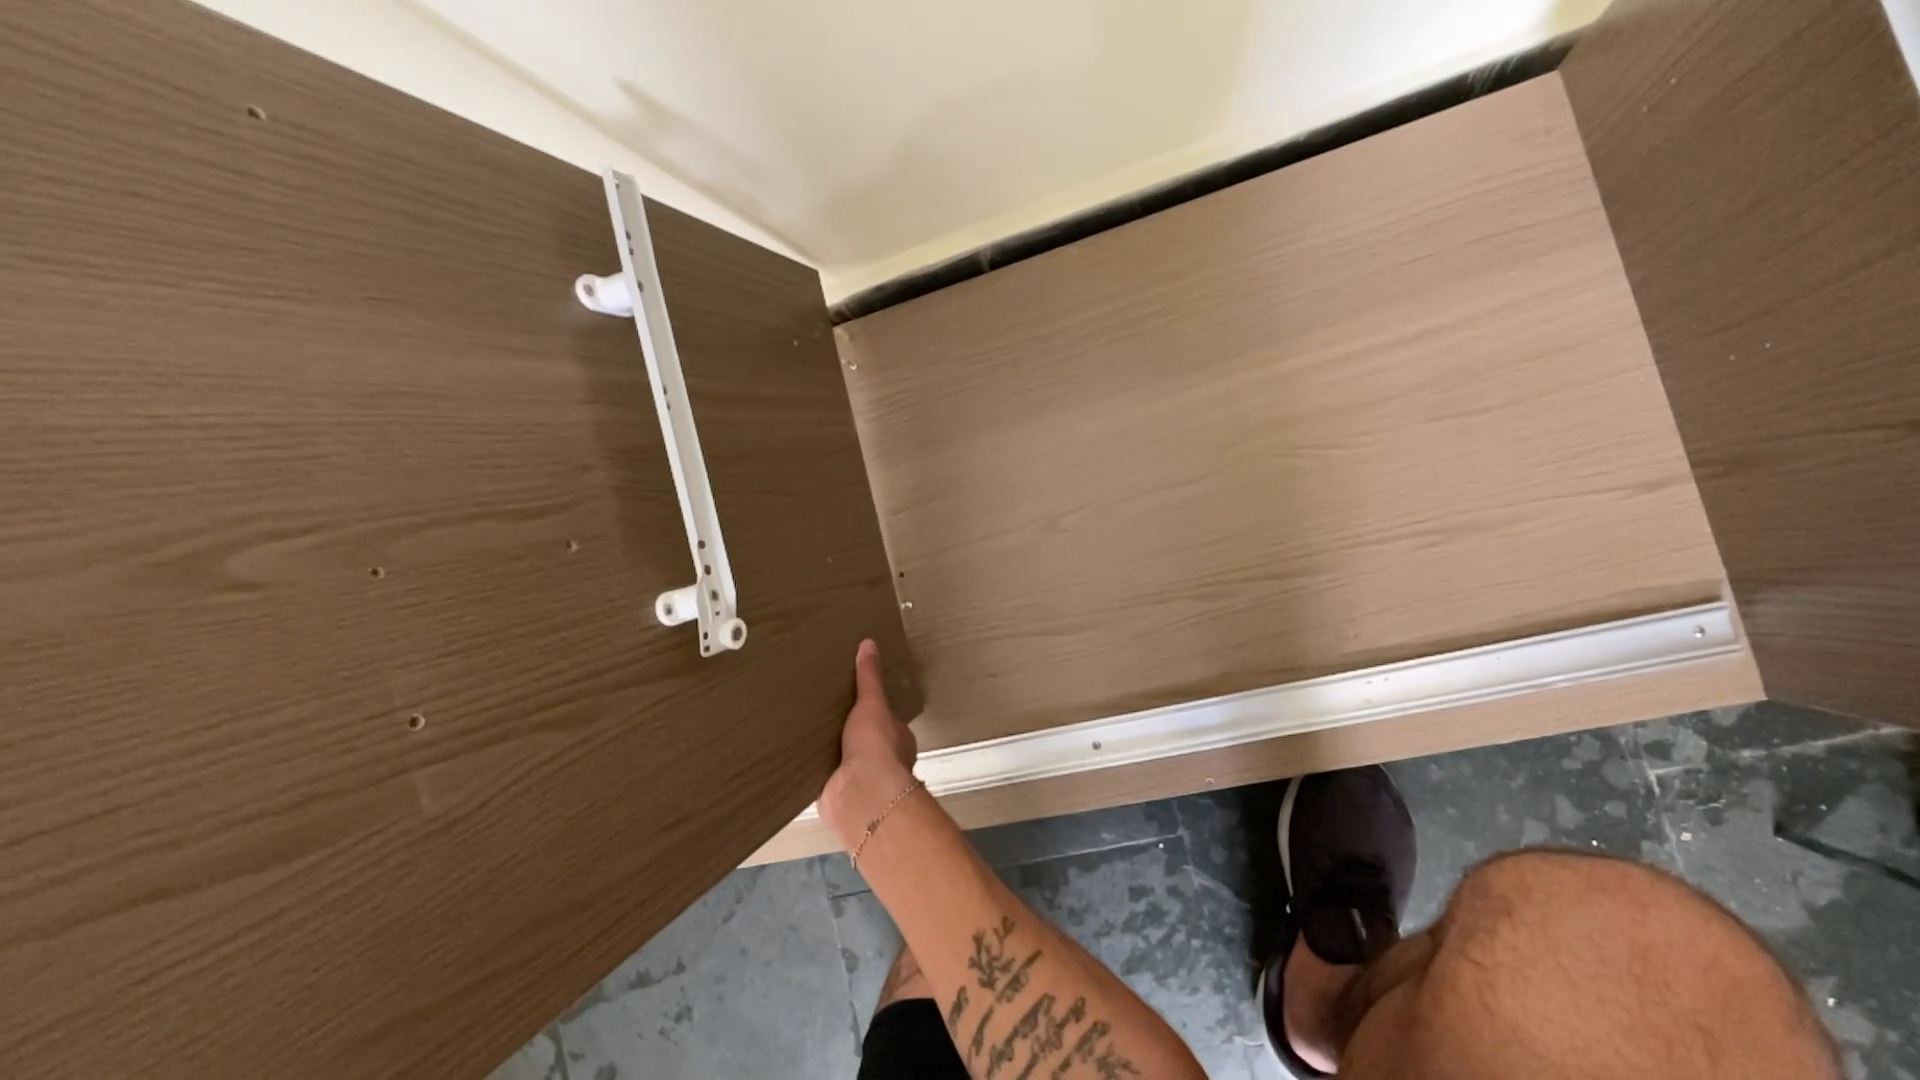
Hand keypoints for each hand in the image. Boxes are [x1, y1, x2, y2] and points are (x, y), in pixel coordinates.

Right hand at [818, 639, 917, 851]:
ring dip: (826, 750)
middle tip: (818, 709)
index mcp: (897, 738)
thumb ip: (869, 677)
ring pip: (841, 758)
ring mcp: (858, 778)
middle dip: (843, 729)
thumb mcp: (872, 703)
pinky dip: (810, 768)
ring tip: (801, 729)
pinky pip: (821, 775)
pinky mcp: (835, 792)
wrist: (860, 793)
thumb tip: (869, 643)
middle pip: (860, 739)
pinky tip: (793, 756)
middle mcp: (880, 760)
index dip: (868, 709)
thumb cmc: (875, 747)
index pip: (883, 719)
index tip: (849, 696)